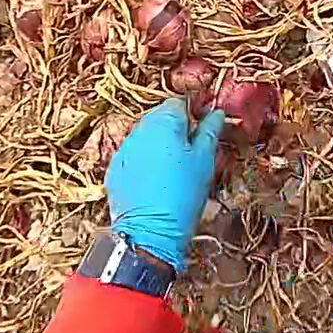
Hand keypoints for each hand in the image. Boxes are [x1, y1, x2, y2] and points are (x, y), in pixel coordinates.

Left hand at [105, 97, 225, 269]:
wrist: (151, 231)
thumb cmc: (184, 192)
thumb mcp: (205, 159)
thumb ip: (210, 130)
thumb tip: (216, 112)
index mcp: (164, 122)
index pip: (180, 102)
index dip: (195, 111)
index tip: (206, 126)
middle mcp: (140, 130)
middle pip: (162, 116)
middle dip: (178, 127)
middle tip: (195, 149)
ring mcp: (124, 149)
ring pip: (148, 135)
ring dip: (163, 143)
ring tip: (177, 166)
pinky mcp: (116, 168)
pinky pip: (136, 154)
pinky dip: (148, 159)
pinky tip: (159, 178)